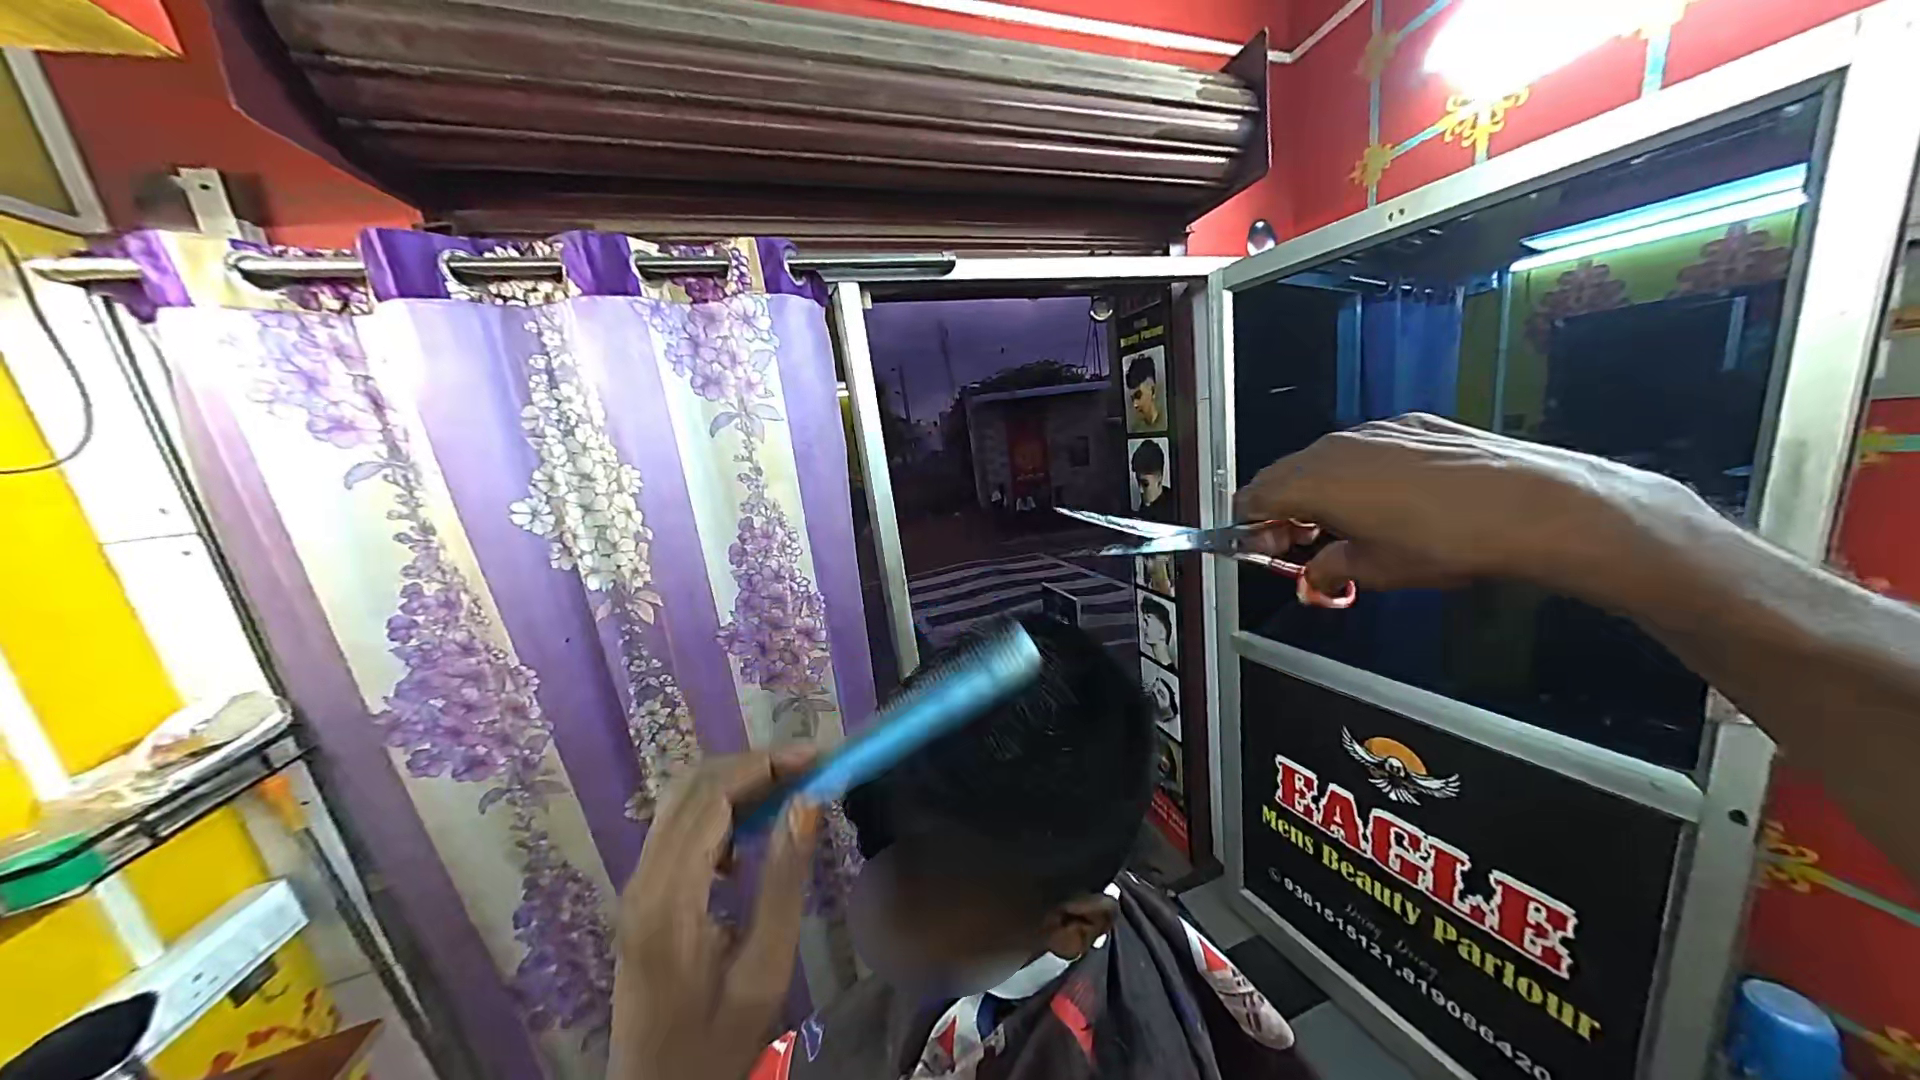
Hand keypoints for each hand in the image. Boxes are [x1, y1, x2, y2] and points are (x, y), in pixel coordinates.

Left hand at [610, 748, 821, 1079]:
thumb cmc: (716, 1045)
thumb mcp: (765, 969)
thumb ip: (784, 880)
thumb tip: (808, 802)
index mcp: (667, 898)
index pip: (712, 797)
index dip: (765, 765)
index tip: (817, 759)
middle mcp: (642, 879)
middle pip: (693, 787)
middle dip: (755, 765)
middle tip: (811, 769)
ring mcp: (638, 885)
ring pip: (685, 801)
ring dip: (741, 783)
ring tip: (794, 788)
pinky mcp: (645, 894)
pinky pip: (683, 827)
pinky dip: (724, 809)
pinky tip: (757, 831)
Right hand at [1233, 413, 1709, 601]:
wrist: (1535, 507)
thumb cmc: (1443, 542)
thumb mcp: (1373, 570)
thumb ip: (1327, 569)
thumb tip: (1318, 575)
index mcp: (1311, 482)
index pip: (1253, 498)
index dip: (1251, 527)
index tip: (1267, 549)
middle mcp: (1333, 448)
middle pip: (1281, 475)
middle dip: (1281, 509)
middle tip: (1301, 542)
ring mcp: (1373, 432)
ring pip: (1322, 460)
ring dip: (1318, 490)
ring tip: (1348, 523)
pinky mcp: (1412, 425)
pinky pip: (1364, 449)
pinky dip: (1358, 473)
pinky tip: (1392, 500)